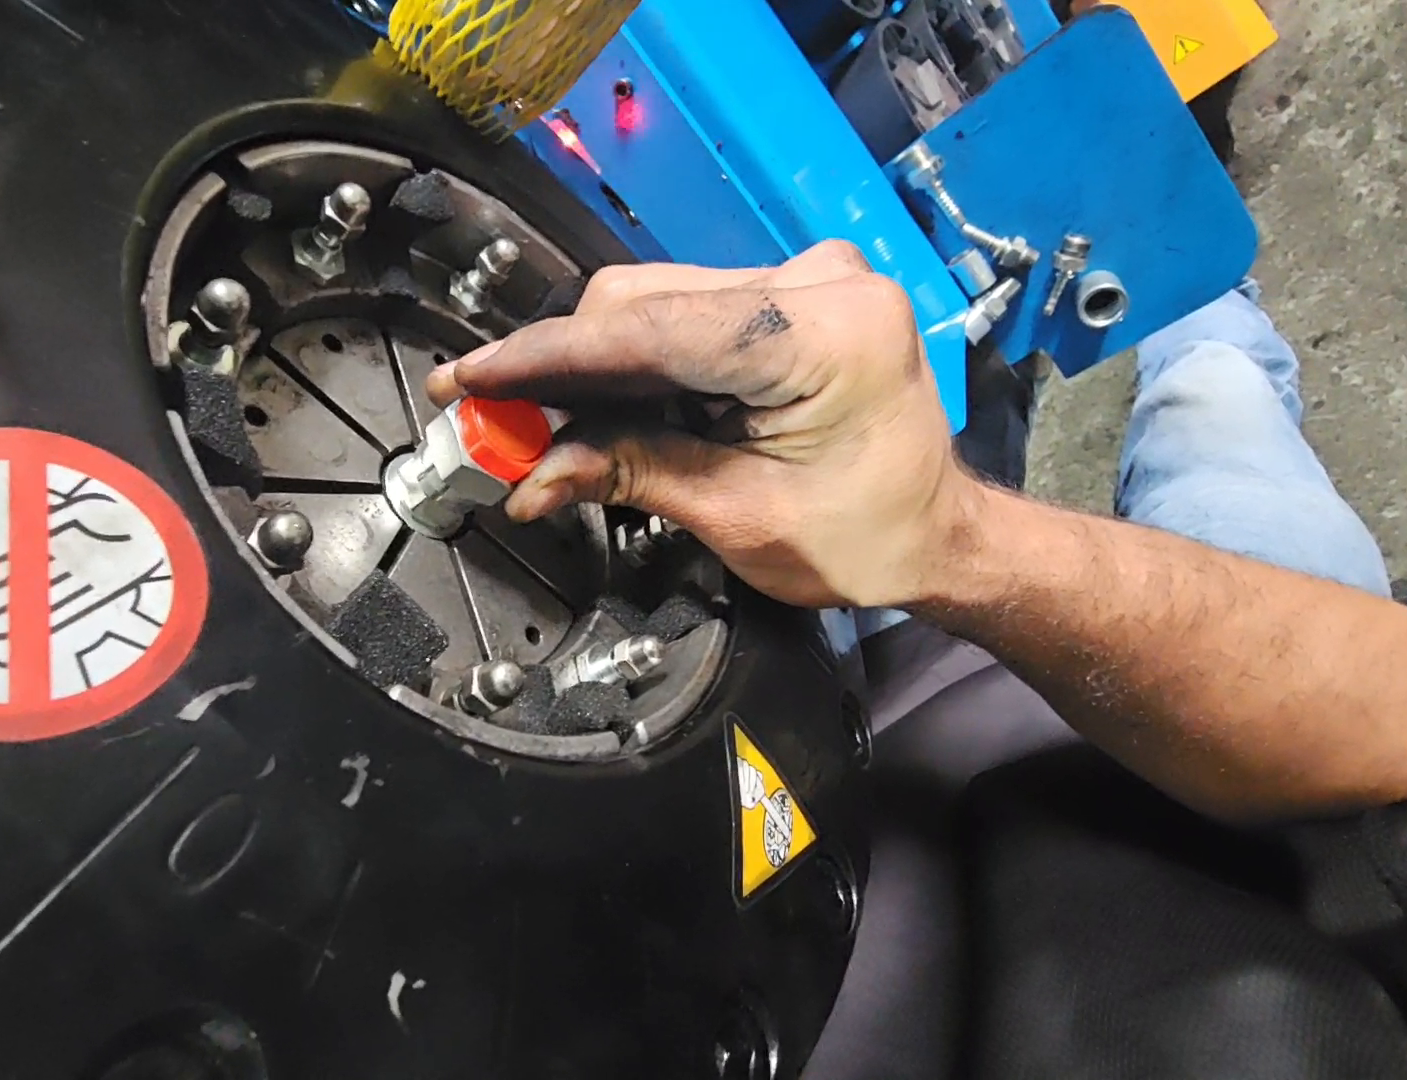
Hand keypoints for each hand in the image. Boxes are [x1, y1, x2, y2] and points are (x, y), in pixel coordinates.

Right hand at [427, 240, 982, 608]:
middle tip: (497, 420)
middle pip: (644, 303)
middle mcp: (820, 283)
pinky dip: (634, 363)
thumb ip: (633, 475)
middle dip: (562, 368)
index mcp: (828, 336)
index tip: (472, 377)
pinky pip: (683, 315)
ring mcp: (807, 281)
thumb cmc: (864, 539)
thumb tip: (533, 476)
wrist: (934, 531)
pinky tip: (600, 403)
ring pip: (654, 304)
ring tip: (541, 422)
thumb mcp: (739, 514)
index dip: (550, 358)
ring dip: (592, 367)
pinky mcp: (789, 299)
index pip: (654, 331)